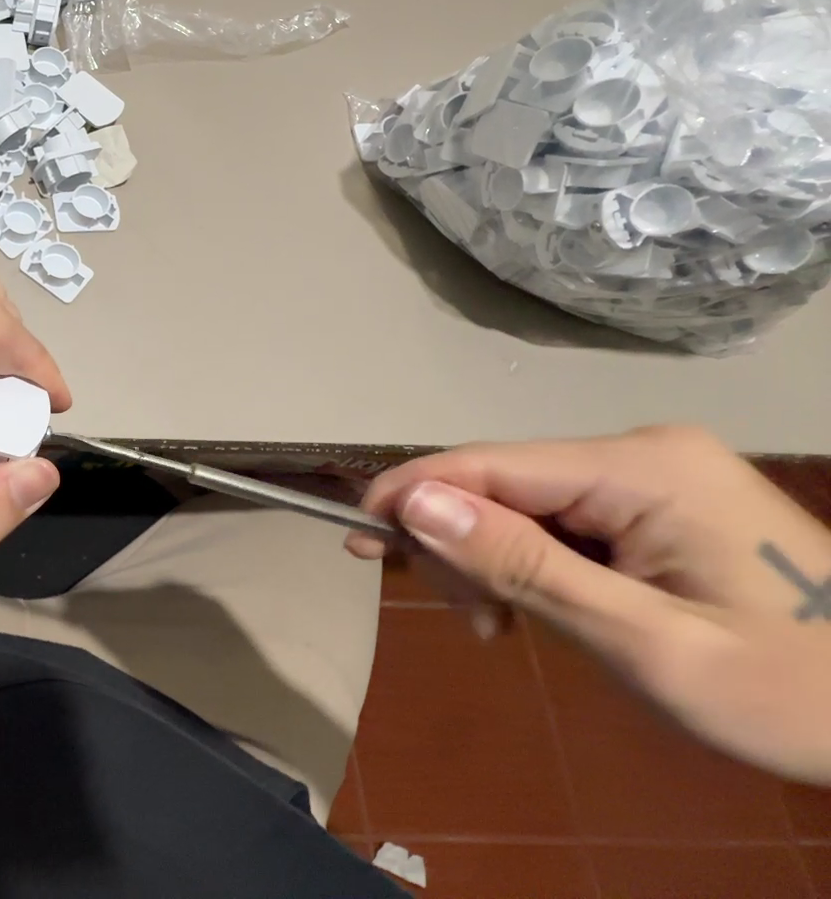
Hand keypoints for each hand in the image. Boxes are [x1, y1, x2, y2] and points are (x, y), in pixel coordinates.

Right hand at [353, 425, 830, 784]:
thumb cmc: (797, 694)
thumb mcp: (648, 643)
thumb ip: (525, 567)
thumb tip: (413, 504)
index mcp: (642, 469)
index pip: (482, 464)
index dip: (409, 498)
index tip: (356, 545)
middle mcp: (638, 451)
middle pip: (493, 481)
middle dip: (458, 545)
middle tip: (468, 621)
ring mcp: (648, 471)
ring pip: (513, 501)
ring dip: (488, 560)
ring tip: (499, 625)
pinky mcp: (652, 496)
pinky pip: (552, 516)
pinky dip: (524, 561)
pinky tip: (530, 604)